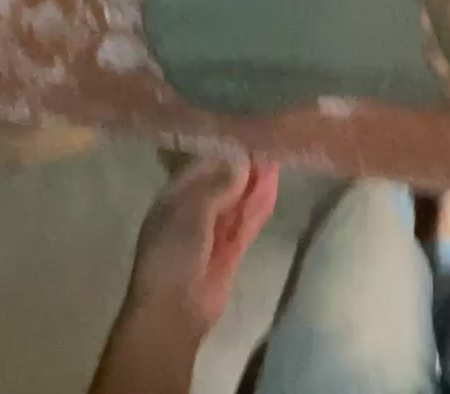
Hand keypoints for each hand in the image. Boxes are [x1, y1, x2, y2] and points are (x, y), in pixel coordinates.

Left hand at [125, 157, 279, 332]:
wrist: (173, 311)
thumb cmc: (173, 253)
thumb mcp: (192, 212)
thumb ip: (219, 186)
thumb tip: (242, 161)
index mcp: (174, 198)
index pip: (201, 168)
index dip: (224, 154)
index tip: (248, 137)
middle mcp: (193, 212)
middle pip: (222, 184)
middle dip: (244, 168)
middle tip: (268, 146)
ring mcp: (213, 233)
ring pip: (238, 203)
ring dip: (256, 185)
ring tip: (277, 161)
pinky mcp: (231, 252)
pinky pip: (247, 223)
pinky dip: (260, 207)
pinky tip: (274, 188)